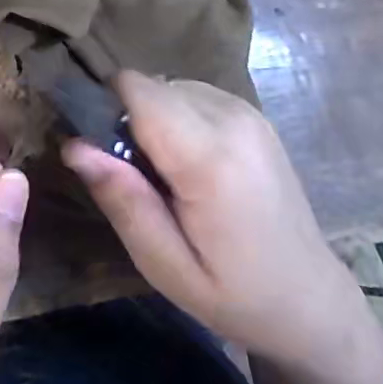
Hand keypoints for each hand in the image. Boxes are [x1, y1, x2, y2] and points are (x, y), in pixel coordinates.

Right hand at [59, 71, 358, 364]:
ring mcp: (247, 110)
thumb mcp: (165, 265)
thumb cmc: (233, 293)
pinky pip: (192, 93)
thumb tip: (73, 144)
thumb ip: (122, 199)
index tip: (105, 152)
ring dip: (154, 117)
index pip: (135, 88)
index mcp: (209, 157)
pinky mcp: (252, 112)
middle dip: (129, 117)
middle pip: (150, 85)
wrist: (309, 298)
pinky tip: (191, 162)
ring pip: (168, 85)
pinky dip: (178, 116)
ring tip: (167, 172)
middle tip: (138, 175)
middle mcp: (231, 118)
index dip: (106, 109)